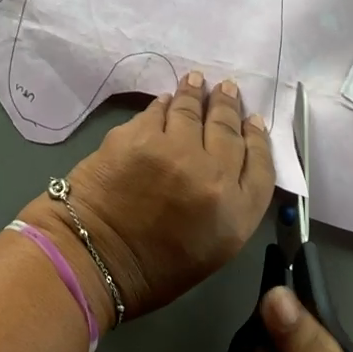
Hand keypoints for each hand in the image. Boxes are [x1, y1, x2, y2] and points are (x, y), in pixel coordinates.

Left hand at [22, 71, 275, 324]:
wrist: (93, 258)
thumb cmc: (152, 270)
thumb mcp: (211, 247)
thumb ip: (225, 205)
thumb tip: (221, 166)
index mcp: (235, 213)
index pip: (259, 165)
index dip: (257, 138)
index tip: (253, 120)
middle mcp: (211, 175)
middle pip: (227, 131)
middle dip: (228, 106)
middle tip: (227, 88)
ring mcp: (174, 150)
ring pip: (191, 112)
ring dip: (195, 94)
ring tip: (196, 81)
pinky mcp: (138, 136)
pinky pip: (156, 112)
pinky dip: (163, 105)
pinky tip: (164, 101)